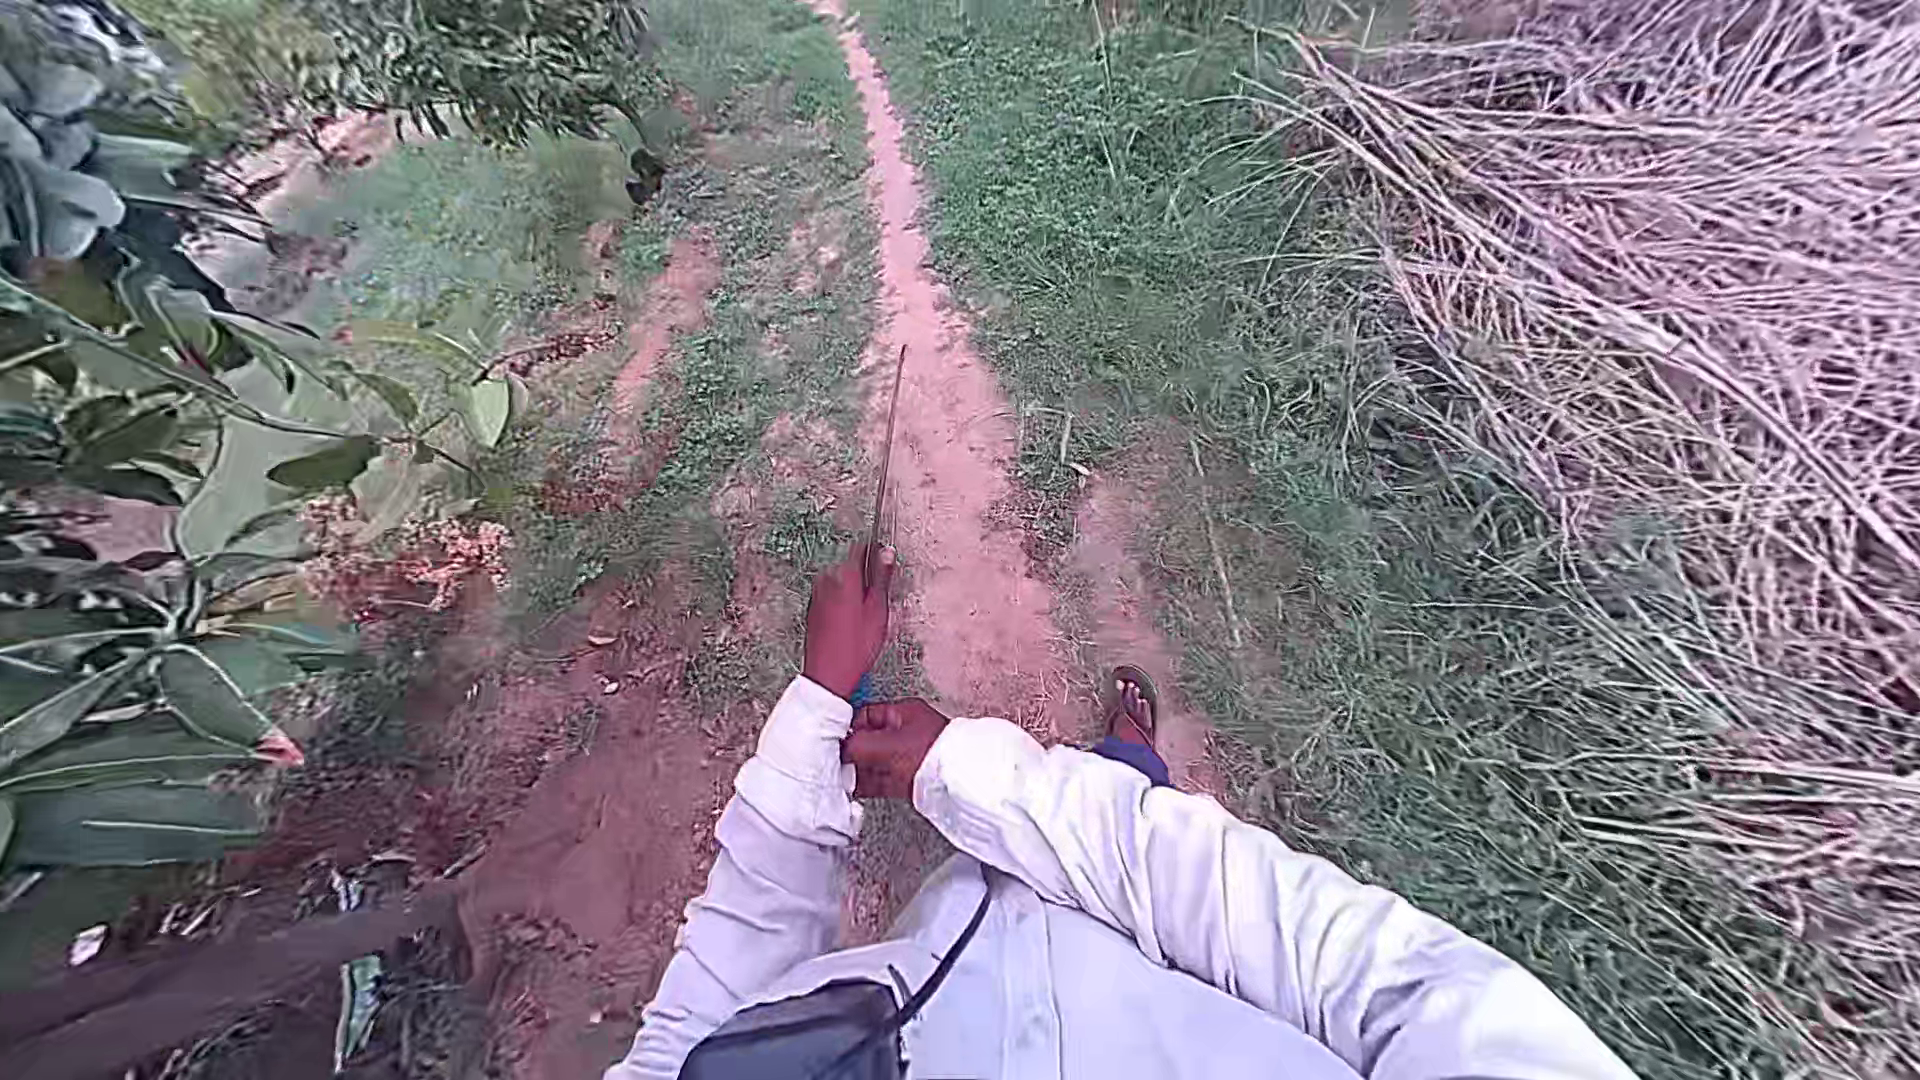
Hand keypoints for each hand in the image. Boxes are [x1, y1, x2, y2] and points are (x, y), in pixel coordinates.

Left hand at [801, 542, 894, 699]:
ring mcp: (818, 594)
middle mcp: (827, 580)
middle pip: (851, 565)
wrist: (828, 674)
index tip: (886, 559)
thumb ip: (882, 578)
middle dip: (866, 576)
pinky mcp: (814, 608)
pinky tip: (853, 620)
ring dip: (854, 589)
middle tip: (880, 595)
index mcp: (844, 575)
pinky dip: (844, 601)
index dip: (877, 553)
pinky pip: (833, 595)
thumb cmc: (853, 647)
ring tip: (867, 612)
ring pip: (842, 581)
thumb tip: (887, 555)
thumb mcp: (878, 610)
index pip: (861, 548)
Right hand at [842, 699, 948, 798]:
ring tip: (839, 778)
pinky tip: (852, 789)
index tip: (833, 740)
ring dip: (855, 770)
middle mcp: (904, 732)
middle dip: (851, 752)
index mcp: (902, 713)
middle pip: (868, 740)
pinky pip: (880, 778)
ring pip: (873, 761)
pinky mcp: (907, 778)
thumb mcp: (887, 745)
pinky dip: (865, 784)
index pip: (867, 714)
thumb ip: (858, 744)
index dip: (849, 727)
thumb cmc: (932, 753)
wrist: (954, 781)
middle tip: (834, 762)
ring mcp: (906, 756)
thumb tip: (841, 748)